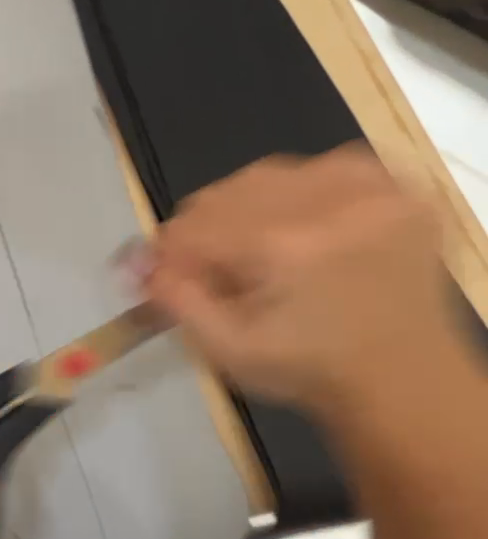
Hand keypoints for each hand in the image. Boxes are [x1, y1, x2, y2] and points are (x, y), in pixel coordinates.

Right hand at [145, 146, 461, 410]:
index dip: (164, 254)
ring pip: (265, 175)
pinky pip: (329, 163)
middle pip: (222, 196)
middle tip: (202, 268)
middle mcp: (329, 210)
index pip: (190, 228)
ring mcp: (371, 196)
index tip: (158, 278)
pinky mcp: (399, 194)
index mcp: (284, 249)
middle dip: (199, 231)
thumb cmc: (304, 367)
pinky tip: (296, 215)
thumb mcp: (221, 345)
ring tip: (246, 243)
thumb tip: (136, 260)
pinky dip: (300, 185)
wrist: (403, 375)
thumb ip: (173, 297)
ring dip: (242, 207)